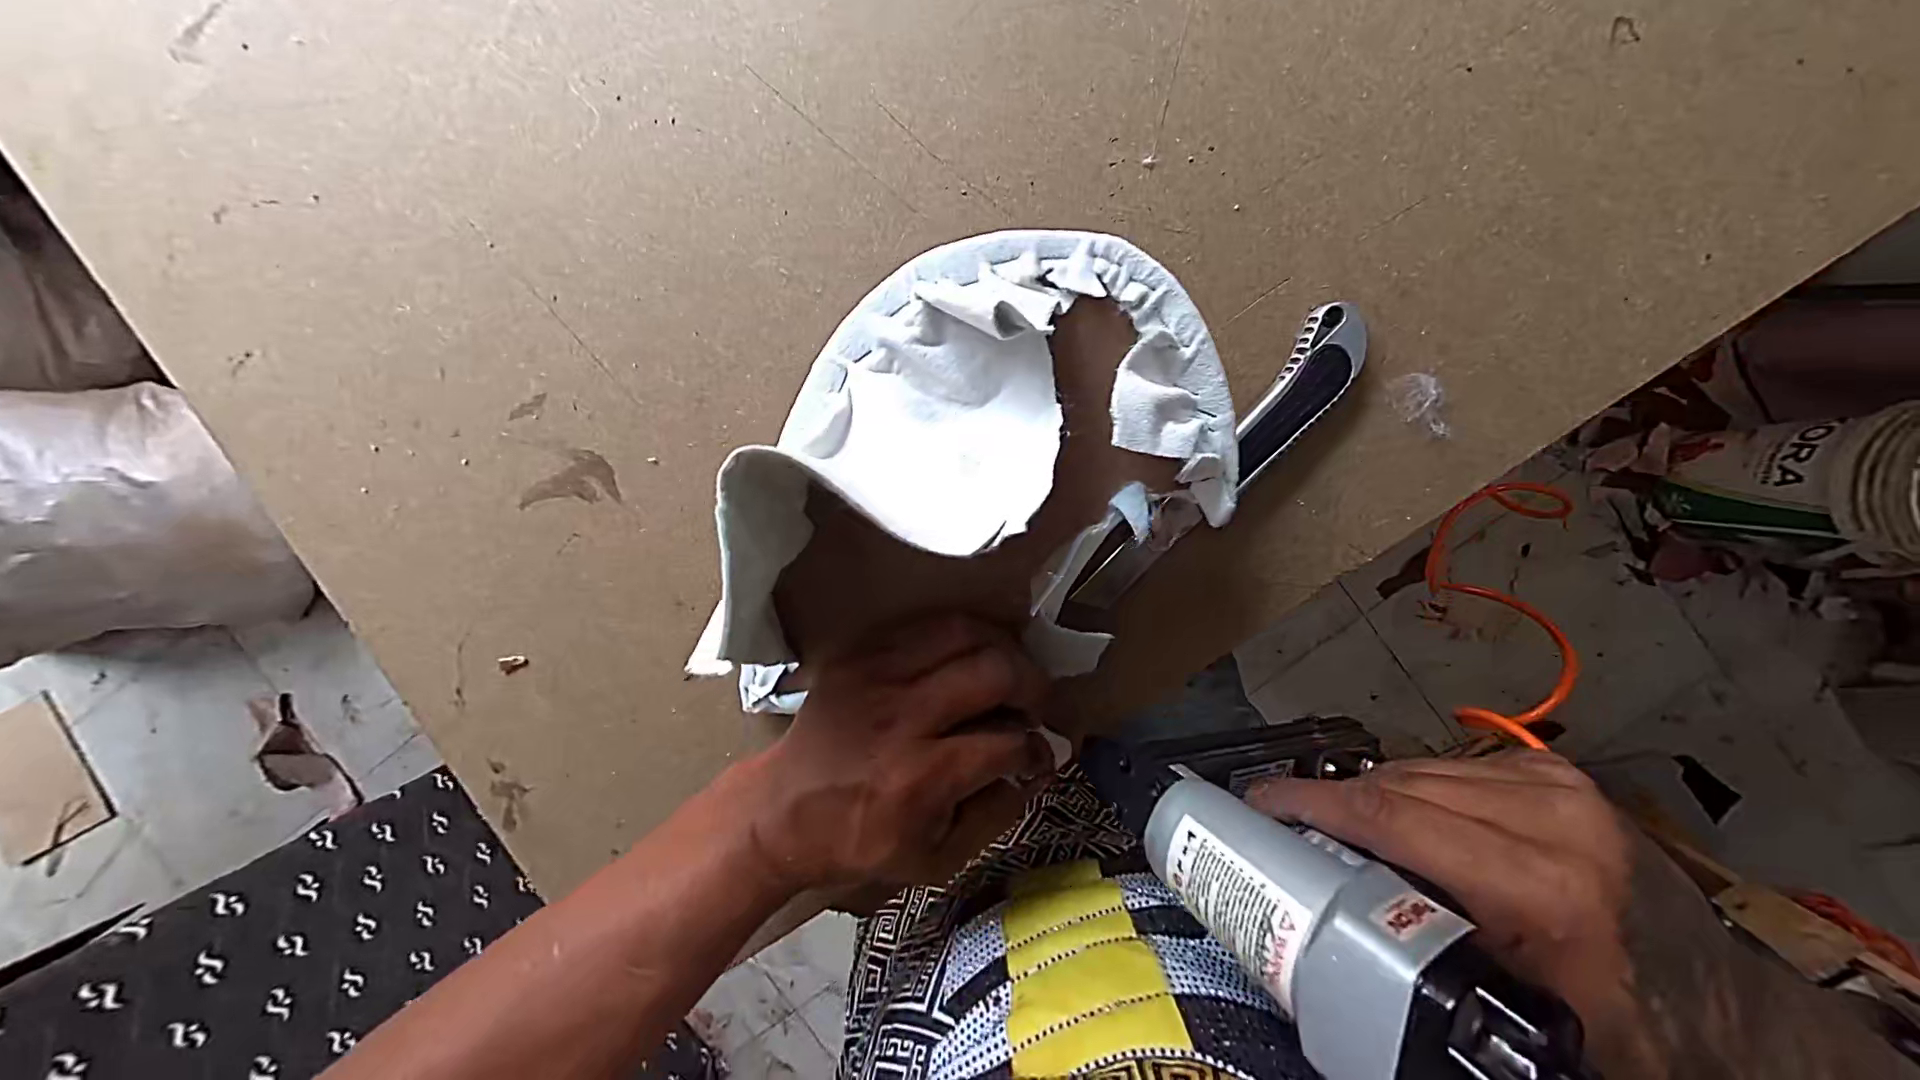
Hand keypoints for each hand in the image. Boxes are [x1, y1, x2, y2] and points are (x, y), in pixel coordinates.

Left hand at [734, 614, 1057, 890]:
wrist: (780, 808)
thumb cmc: (857, 841)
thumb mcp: (933, 859)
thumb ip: (993, 815)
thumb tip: (1033, 769)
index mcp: (920, 777)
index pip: (1007, 742)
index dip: (1037, 748)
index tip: (1040, 753)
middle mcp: (902, 717)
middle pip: (994, 672)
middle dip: (1033, 686)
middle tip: (1035, 705)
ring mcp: (878, 676)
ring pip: (964, 633)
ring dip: (1002, 649)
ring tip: (1010, 672)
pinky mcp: (860, 655)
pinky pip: (927, 625)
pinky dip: (961, 635)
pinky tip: (969, 656)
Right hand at [1243, 751, 1737, 1079]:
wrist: (1725, 1008)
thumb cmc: (1626, 1024)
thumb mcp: (1513, 1005)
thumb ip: (1419, 945)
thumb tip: (1327, 913)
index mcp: (1543, 884)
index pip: (1389, 815)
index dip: (1309, 801)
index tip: (1262, 802)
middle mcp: (1552, 819)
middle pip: (1393, 784)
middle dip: (1329, 798)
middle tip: (1289, 822)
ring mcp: (1556, 787)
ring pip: (1414, 768)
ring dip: (1367, 792)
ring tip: (1338, 821)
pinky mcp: (1554, 774)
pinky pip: (1446, 766)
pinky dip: (1408, 786)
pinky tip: (1400, 813)